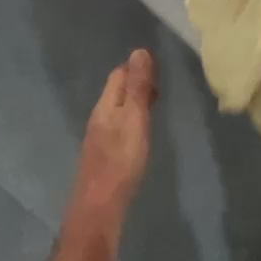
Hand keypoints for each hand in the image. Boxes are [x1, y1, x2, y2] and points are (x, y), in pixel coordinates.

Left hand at [71, 50, 157, 220]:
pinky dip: (131, 120)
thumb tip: (139, 50)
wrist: (99, 210)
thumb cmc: (120, 161)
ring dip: (135, 102)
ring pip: (117, 109)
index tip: (160, 67)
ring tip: (156, 105)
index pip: (119, 73)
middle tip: (161, 85)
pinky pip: (118, 126)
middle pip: (116, 90)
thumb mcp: (134, 119)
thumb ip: (137, 87)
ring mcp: (98, 138)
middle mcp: (99, 117)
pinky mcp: (103, 156)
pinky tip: (141, 132)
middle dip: (136, 82)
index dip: (137, 66)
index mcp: (105, 105)